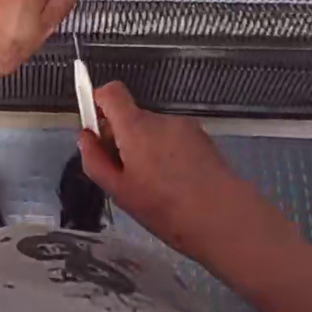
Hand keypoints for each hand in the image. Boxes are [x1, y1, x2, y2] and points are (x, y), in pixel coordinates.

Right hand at [76, 82, 287, 265]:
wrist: (226, 219)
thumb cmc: (166, 209)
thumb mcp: (120, 192)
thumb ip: (96, 161)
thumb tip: (85, 136)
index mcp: (136, 127)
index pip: (111, 91)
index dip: (98, 102)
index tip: (95, 127)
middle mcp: (160, 119)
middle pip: (131, 116)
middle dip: (122, 138)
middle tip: (125, 175)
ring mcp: (184, 127)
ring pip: (152, 130)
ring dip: (146, 149)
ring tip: (155, 187)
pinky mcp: (202, 138)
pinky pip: (173, 139)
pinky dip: (167, 154)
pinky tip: (176, 185)